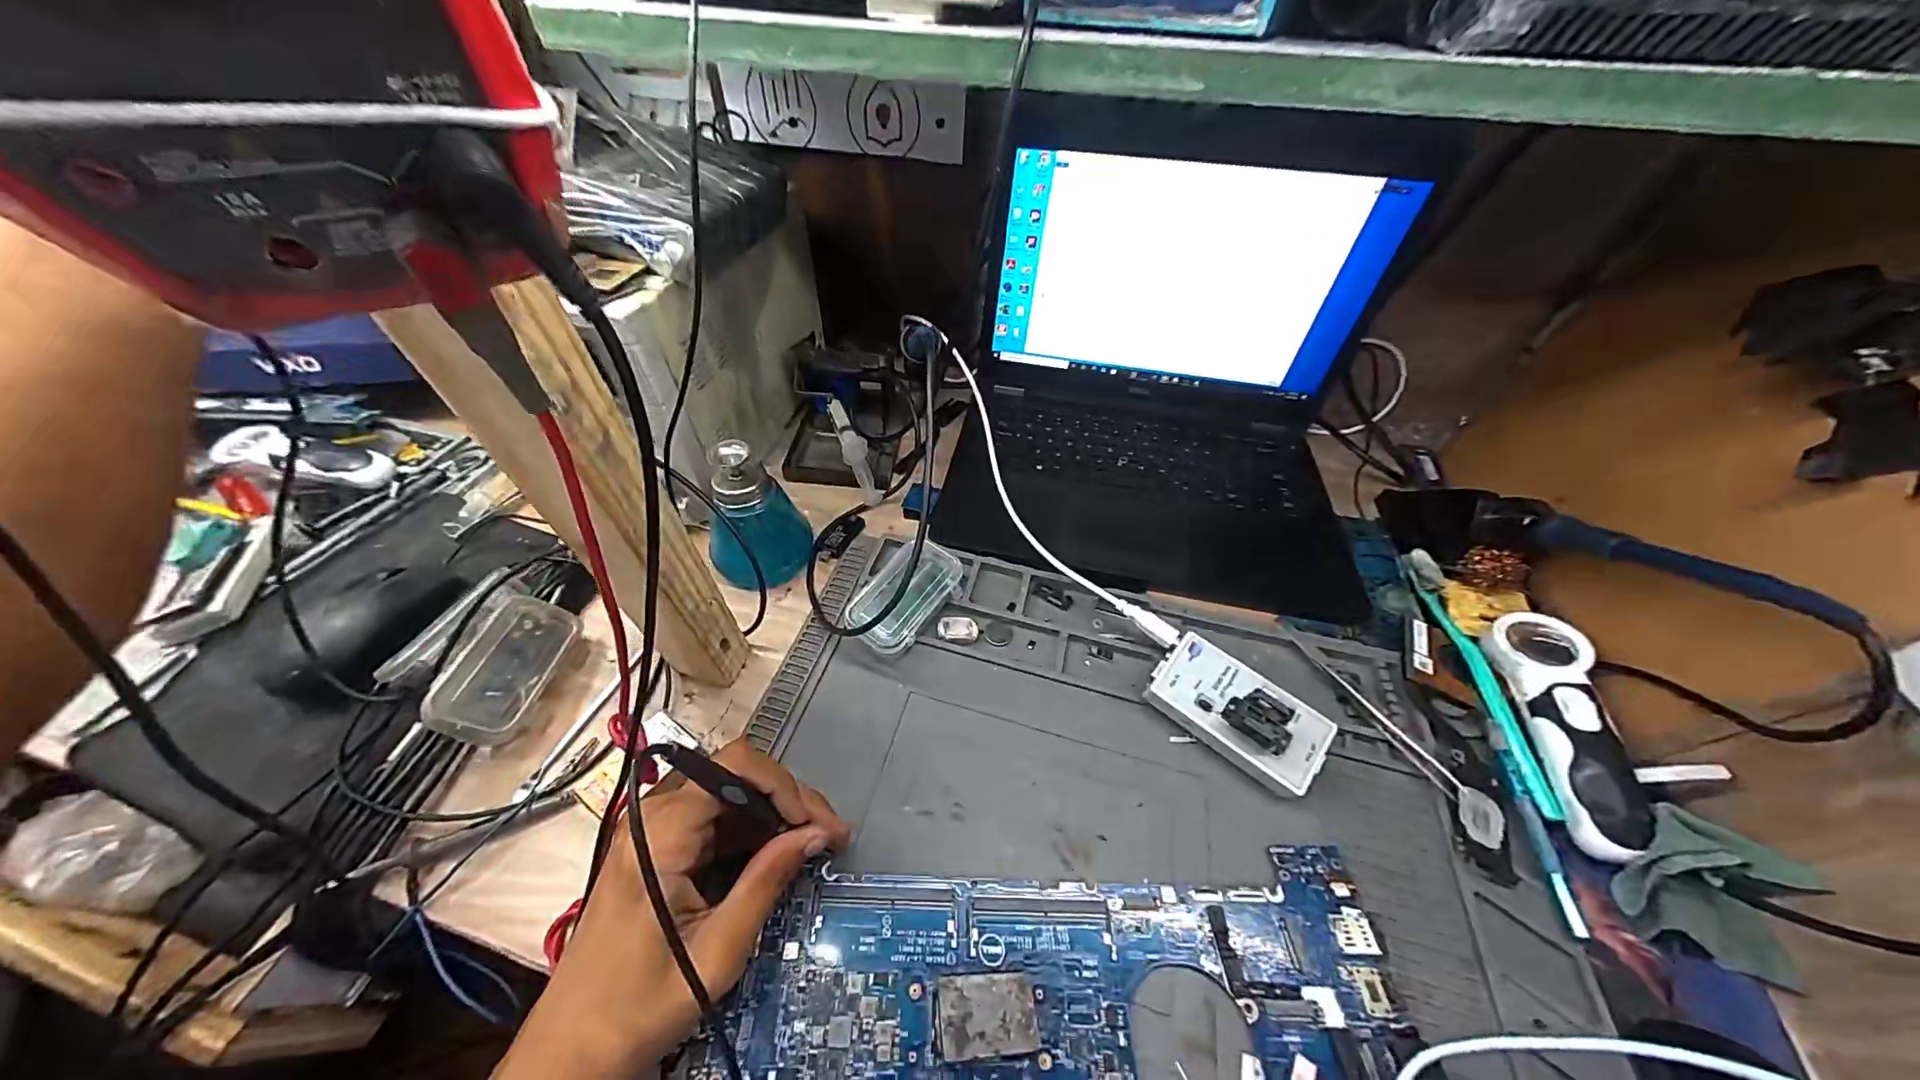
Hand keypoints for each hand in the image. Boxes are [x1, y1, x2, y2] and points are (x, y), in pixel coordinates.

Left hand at [497, 741, 850, 1078]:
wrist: (569, 1051)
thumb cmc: (638, 1007)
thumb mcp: (717, 951)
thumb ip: (767, 881)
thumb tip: (816, 833)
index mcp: (660, 834)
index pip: (735, 767)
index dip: (785, 786)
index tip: (817, 824)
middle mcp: (652, 817)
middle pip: (734, 773)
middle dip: (786, 796)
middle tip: (825, 832)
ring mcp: (650, 829)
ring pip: (727, 791)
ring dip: (772, 811)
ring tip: (810, 841)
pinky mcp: (655, 846)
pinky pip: (712, 816)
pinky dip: (749, 828)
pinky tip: (776, 851)